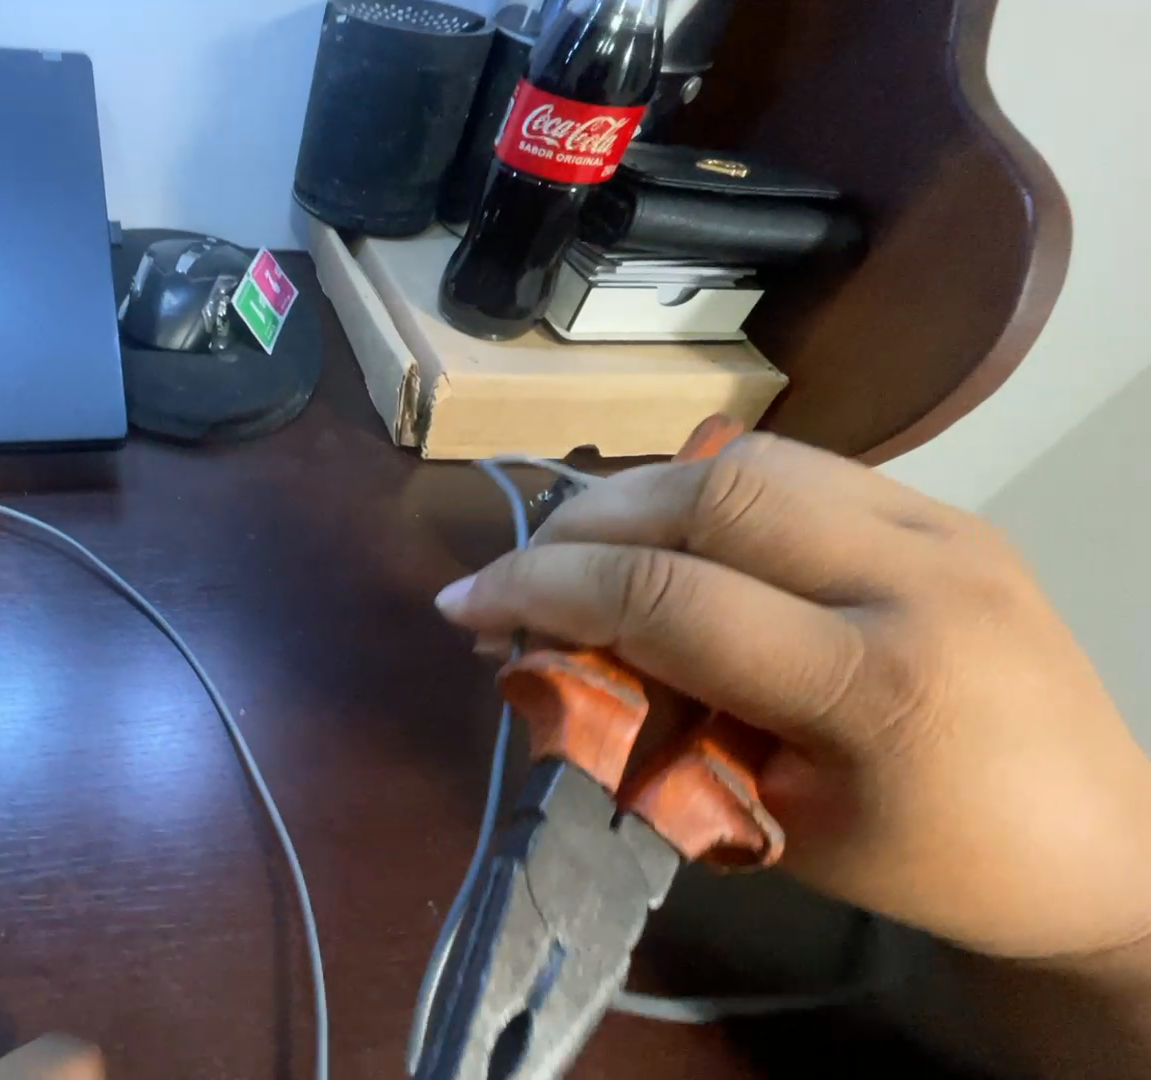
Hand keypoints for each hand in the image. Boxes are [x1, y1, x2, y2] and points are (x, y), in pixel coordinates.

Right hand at [434, 433, 1150, 962]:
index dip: (539, 589)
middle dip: (572, 529)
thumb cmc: (919, 861)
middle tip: (513, 575)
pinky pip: (777, 465)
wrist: (1105, 845)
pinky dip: (688, 489)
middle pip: (698, 498)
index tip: (462, 606)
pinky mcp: (934, 504)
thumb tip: (533, 659)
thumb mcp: (758, 821)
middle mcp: (918, 573)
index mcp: (881, 683)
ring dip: (627, 498)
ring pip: (735, 460)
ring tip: (576, 550)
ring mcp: (937, 521)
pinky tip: (661, 535)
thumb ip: (644, 726)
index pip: (664, 596)